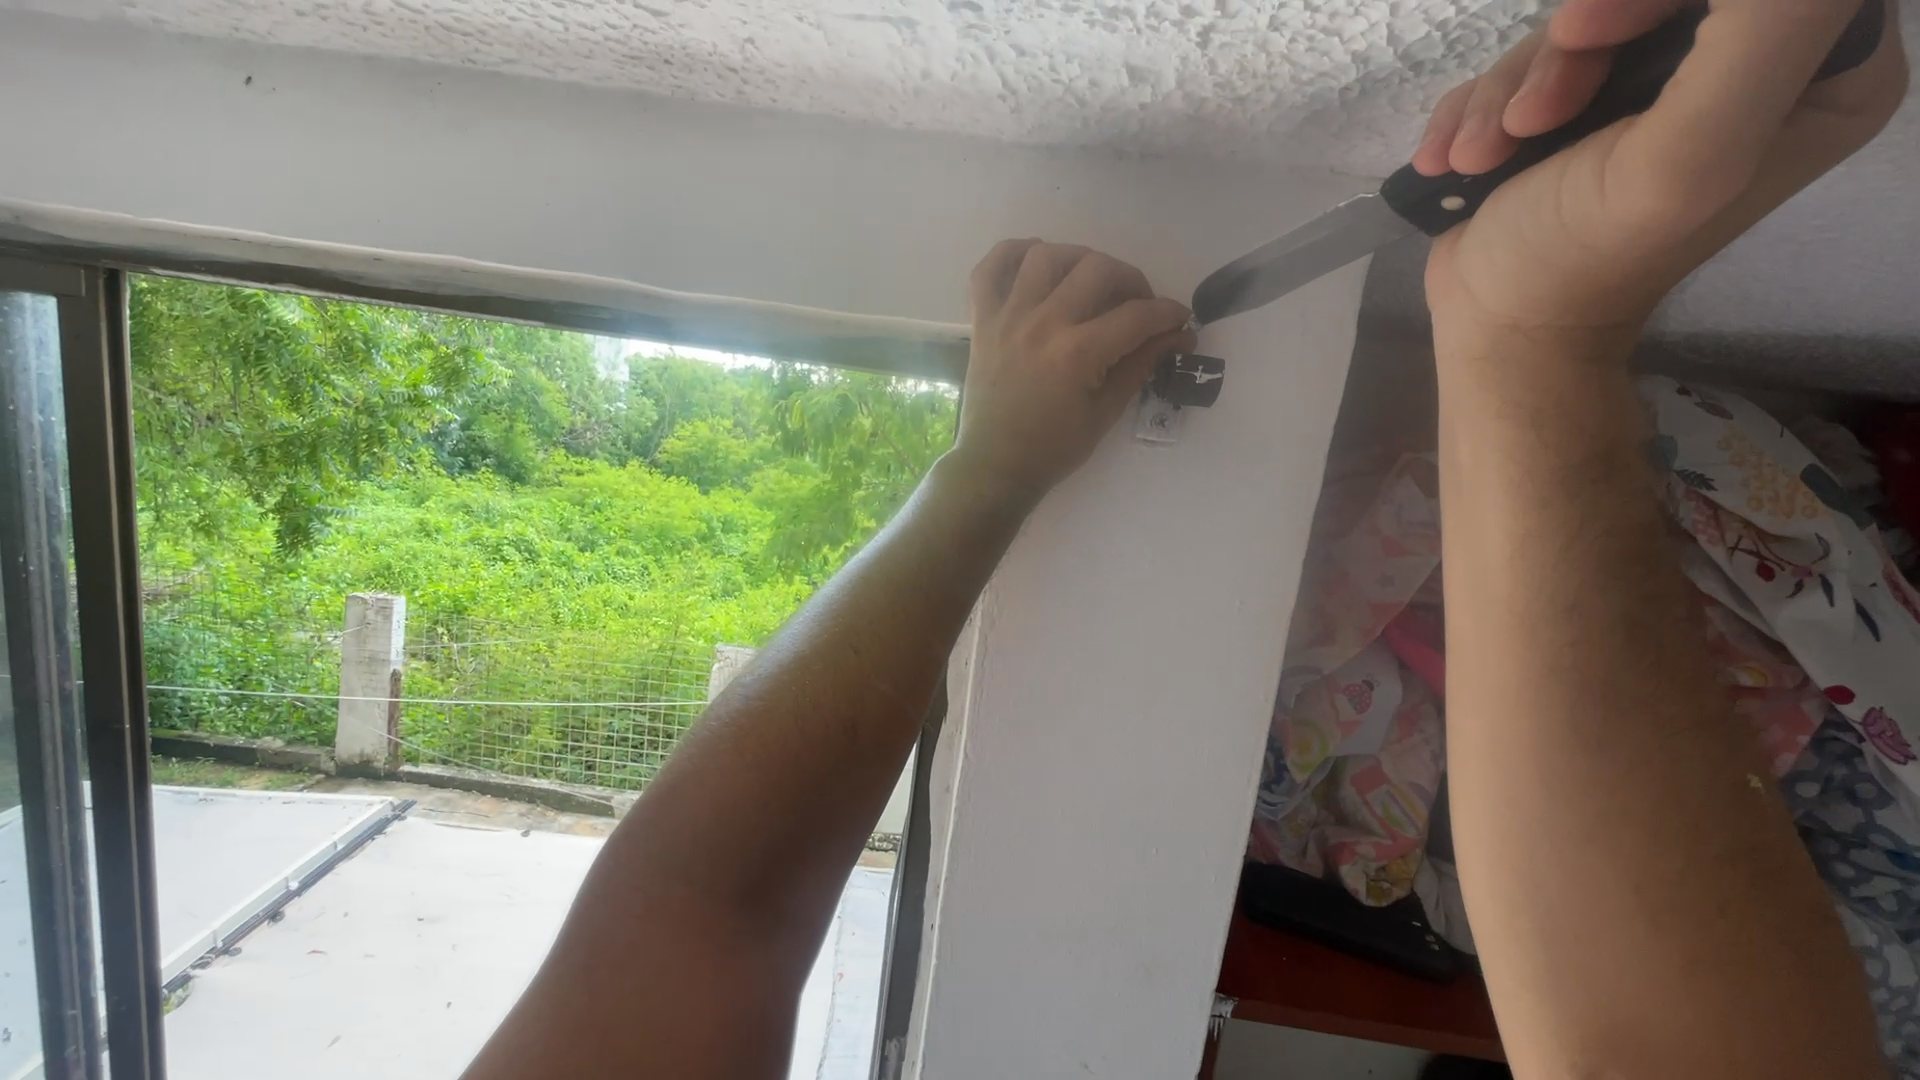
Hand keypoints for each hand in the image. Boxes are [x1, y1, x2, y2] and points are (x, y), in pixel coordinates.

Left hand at [948, 240, 1194, 499]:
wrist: (996, 466)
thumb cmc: (1054, 448)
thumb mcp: (1105, 412)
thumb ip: (1140, 365)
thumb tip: (1178, 334)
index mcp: (1077, 353)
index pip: (1136, 315)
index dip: (1168, 314)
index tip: (1179, 320)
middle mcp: (1042, 325)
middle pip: (1097, 269)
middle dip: (1131, 280)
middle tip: (1137, 305)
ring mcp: (1008, 319)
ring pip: (1045, 256)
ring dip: (1077, 259)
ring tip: (1090, 282)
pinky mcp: (982, 322)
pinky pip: (989, 270)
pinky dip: (1011, 254)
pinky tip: (1035, 262)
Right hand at [1414, 0, 1905, 341]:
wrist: (1495, 328)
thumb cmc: (1584, 258)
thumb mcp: (1686, 152)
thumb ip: (1757, 35)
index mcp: (1811, 79)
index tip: (1584, 31)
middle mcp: (1731, 77)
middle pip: (1645, 3)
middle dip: (1561, 56)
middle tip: (1525, 121)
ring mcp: (1635, 98)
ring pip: (1564, 40)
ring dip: (1500, 99)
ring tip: (1478, 164)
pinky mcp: (1562, 118)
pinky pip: (1512, 76)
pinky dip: (1471, 115)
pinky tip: (1453, 164)